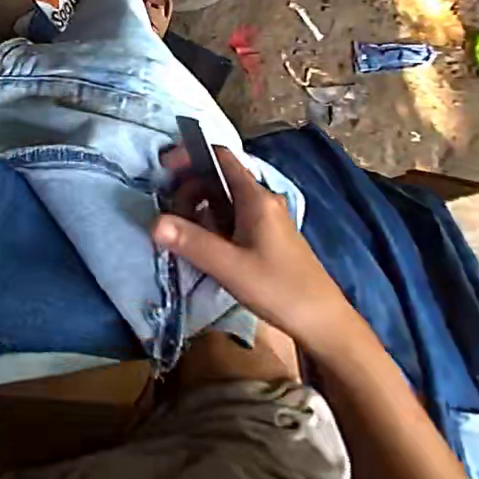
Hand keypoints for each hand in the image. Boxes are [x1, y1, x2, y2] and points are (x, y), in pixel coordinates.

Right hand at [154, 146, 357, 355]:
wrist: (323, 321)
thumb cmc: (280, 289)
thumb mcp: (230, 267)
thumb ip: (192, 242)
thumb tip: (154, 223)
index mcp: (256, 197)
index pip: (220, 157)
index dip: (190, 156)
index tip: (164, 169)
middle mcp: (262, 200)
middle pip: (218, 179)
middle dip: (190, 191)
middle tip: (172, 219)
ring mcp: (266, 218)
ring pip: (224, 200)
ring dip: (200, 210)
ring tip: (186, 238)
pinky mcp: (266, 236)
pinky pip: (233, 218)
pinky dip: (213, 224)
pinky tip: (206, 249)